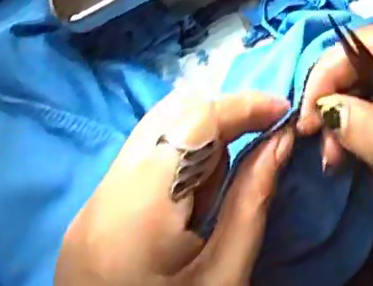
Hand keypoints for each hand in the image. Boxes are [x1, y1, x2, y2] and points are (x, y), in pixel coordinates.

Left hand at [57, 91, 295, 285]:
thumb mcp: (226, 276)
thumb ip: (253, 197)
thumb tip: (282, 137)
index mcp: (136, 212)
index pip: (193, 119)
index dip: (243, 105)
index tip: (284, 112)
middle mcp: (103, 196)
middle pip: (169, 114)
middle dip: (220, 118)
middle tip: (257, 146)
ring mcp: (90, 207)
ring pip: (155, 130)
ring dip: (199, 139)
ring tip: (220, 191)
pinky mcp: (88, 220)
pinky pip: (141, 160)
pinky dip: (177, 161)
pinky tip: (193, 203)